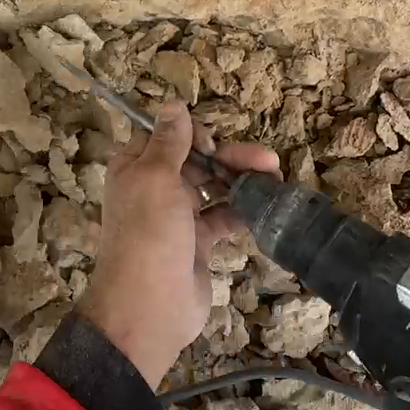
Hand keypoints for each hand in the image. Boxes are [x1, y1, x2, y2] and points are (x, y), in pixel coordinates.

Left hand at [75, 99, 280, 387]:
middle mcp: (153, 185)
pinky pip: (223, 216)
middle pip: (196, 159)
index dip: (192, 133)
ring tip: (275, 177)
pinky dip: (243, 211)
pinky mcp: (197, 240)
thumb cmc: (148, 233)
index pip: (166, 135)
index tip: (212, 144)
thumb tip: (173, 102)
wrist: (148, 307)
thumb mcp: (156, 178)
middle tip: (267, 158)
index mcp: (134, 165)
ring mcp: (176, 214)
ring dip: (241, 180)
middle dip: (229, 156)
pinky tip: (267, 208)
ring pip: (212, 186)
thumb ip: (169, 141)